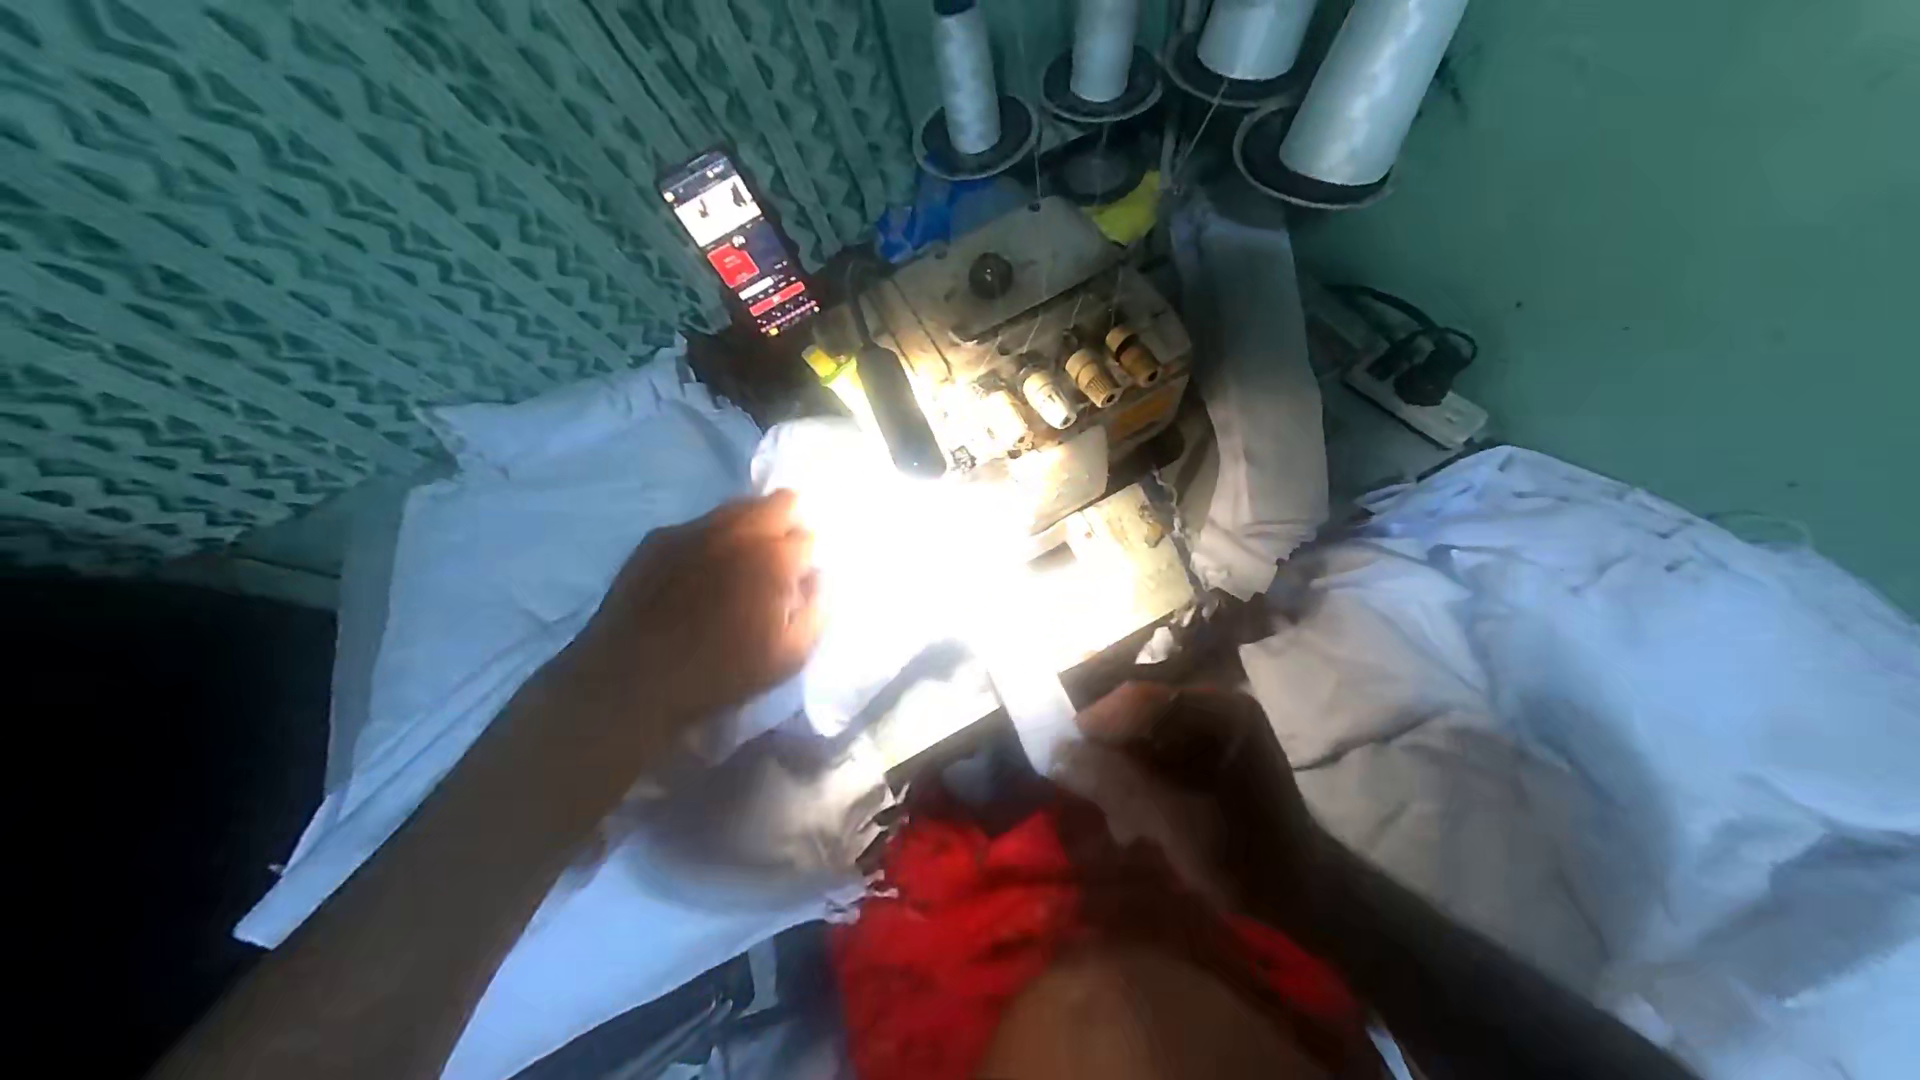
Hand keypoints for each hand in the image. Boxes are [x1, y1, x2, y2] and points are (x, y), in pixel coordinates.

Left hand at [544, 491, 821, 748]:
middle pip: (780, 502)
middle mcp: (739, 531)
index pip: (809, 536)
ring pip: (739, 506)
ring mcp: (696, 529)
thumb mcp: (789, 657)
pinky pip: (701, 523)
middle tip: (782, 554)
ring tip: (744, 558)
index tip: (803, 575)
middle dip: (790, 522)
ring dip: (753, 523)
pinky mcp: (660, 538)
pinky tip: (703, 569)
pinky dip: (714, 536)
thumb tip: (819, 577)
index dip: (810, 556)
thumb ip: (817, 610)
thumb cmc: (720, 675)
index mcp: (775, 558)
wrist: (631, 681)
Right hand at [1054, 683, 1327, 923]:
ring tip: (1112, 815)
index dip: (1096, 724)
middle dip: (1105, 753)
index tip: (1062, 758)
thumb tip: (1056, 752)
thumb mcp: (1176, 825)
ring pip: (1139, 735)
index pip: (1140, 700)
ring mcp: (1211, 729)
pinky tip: (1132, 816)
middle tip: (1085, 792)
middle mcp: (1215, 708)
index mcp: (1220, 713)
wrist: (1301, 896)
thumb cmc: (1247, 861)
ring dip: (1117, 772)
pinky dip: (1135, 781)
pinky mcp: (1204, 752)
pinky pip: (1153, 752)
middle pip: (1136, 716)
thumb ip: (1116, 783)